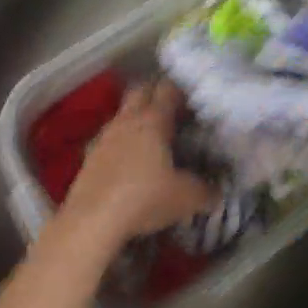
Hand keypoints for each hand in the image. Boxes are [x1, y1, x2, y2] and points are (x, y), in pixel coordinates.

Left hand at [57, 80, 216, 244]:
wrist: (92, 219)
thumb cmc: (144, 198)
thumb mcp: (184, 199)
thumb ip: (205, 191)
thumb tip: (217, 192)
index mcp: (153, 120)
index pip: (168, 89)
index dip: (181, 90)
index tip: (193, 99)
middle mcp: (128, 119)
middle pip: (141, 90)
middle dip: (156, 94)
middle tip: (173, 112)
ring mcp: (106, 134)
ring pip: (123, 112)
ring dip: (136, 117)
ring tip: (152, 138)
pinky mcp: (90, 153)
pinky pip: (110, 136)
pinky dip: (122, 141)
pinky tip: (129, 161)